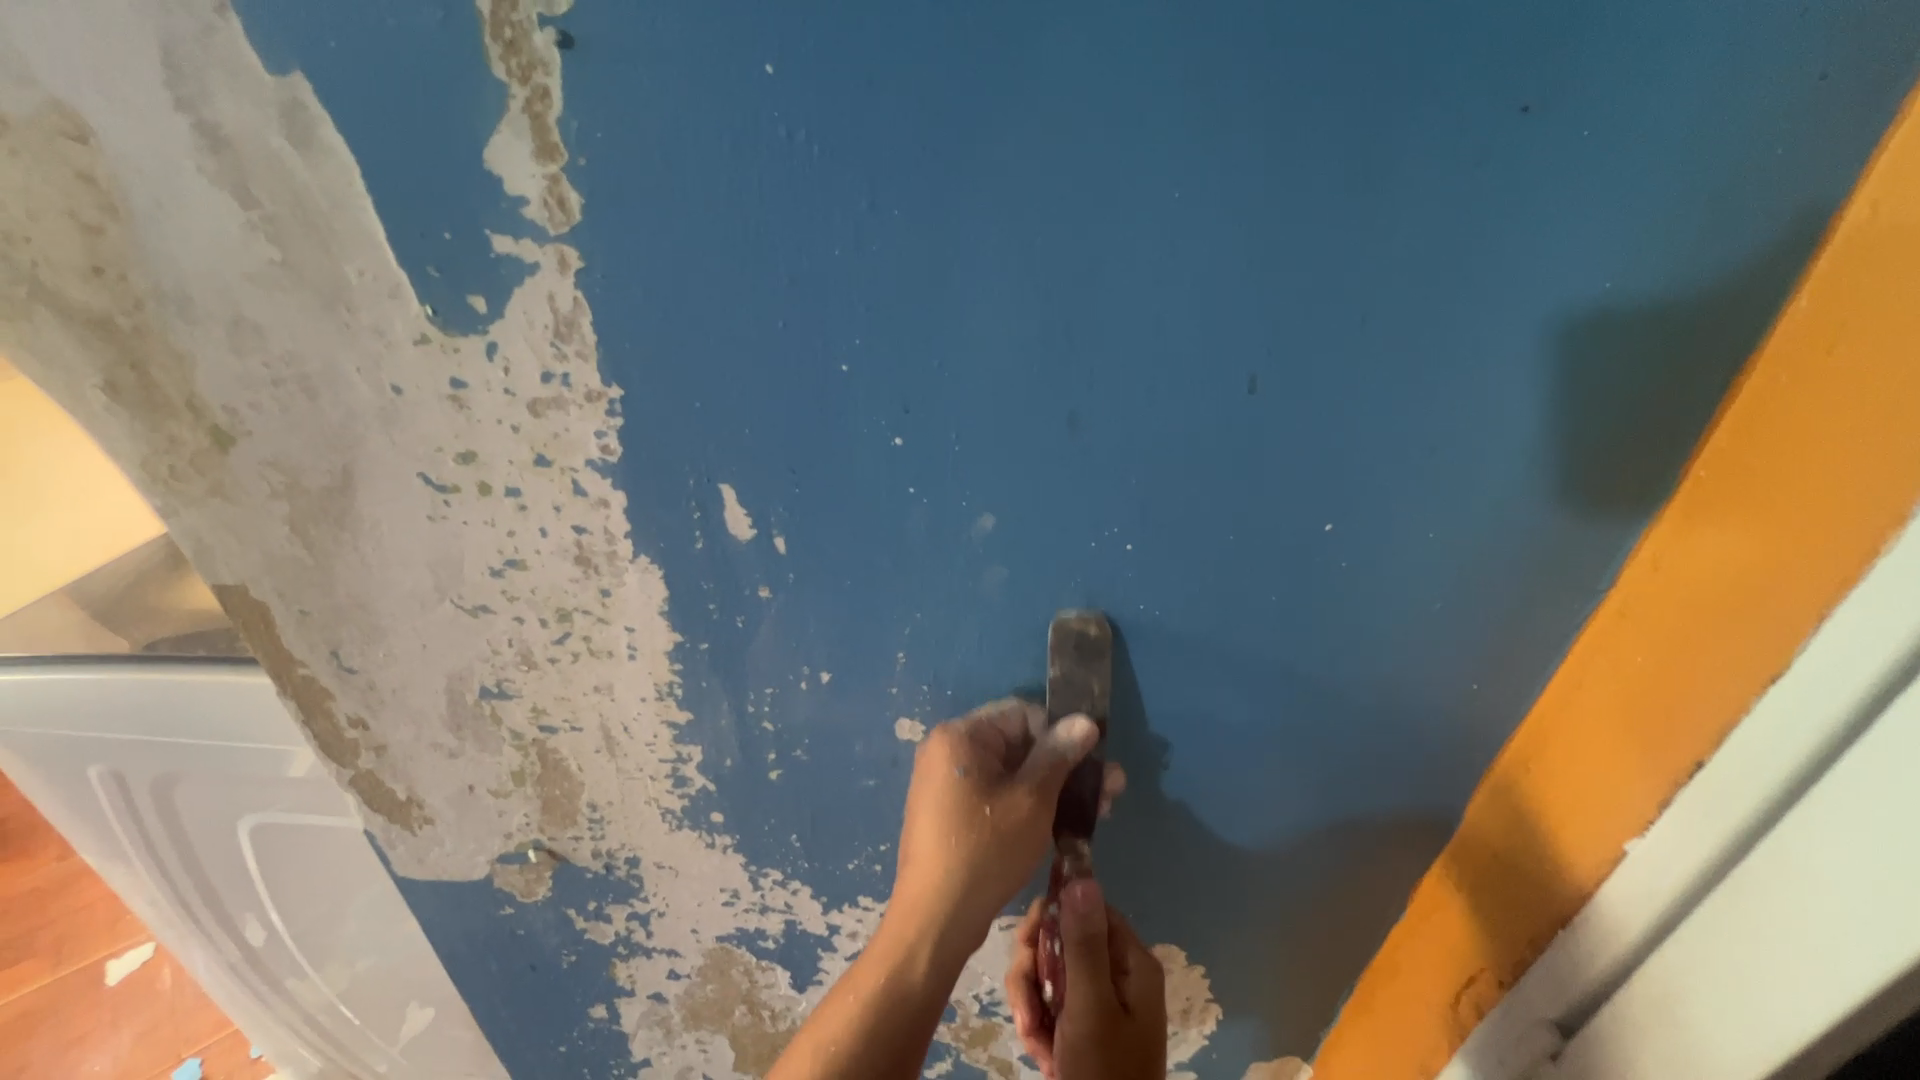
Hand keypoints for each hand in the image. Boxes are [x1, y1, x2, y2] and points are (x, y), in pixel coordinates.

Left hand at [888, 699, 1124, 952]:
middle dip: (1065, 765)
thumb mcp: (1032, 800)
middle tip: (1109, 792)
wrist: (935, 918)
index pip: (1021, 714)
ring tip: (1097, 811)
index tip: (1093, 762)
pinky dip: (1028, 804)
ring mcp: (946, 782)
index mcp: (960, 735)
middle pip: (1018, 743)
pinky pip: (996, 793)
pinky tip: (1062, 824)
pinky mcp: (951, 811)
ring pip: (1011, 772)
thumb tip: (1084, 721)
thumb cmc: (985, 851)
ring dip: (1053, 788)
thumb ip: (1059, 755)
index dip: (1061, 734)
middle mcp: (948, 749)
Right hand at [1006, 880, 1165, 1079]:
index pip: (1086, 908)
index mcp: (1130, 962)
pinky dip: (1038, 1026)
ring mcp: (1098, 1000)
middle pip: (1061, 940)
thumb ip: (1083, 943)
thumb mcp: (1090, 1006)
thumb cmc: (1104, 1071)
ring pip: (1048, 973)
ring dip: (1032, 1005)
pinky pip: (1048, 1004)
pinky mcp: (1081, 1025)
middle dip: (1035, 970)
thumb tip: (1082, 874)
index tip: (1028, 942)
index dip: (1053, 918)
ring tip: (1038, 1040)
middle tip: (1028, 1002)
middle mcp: (1117, 974)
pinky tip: (1044, 1053)